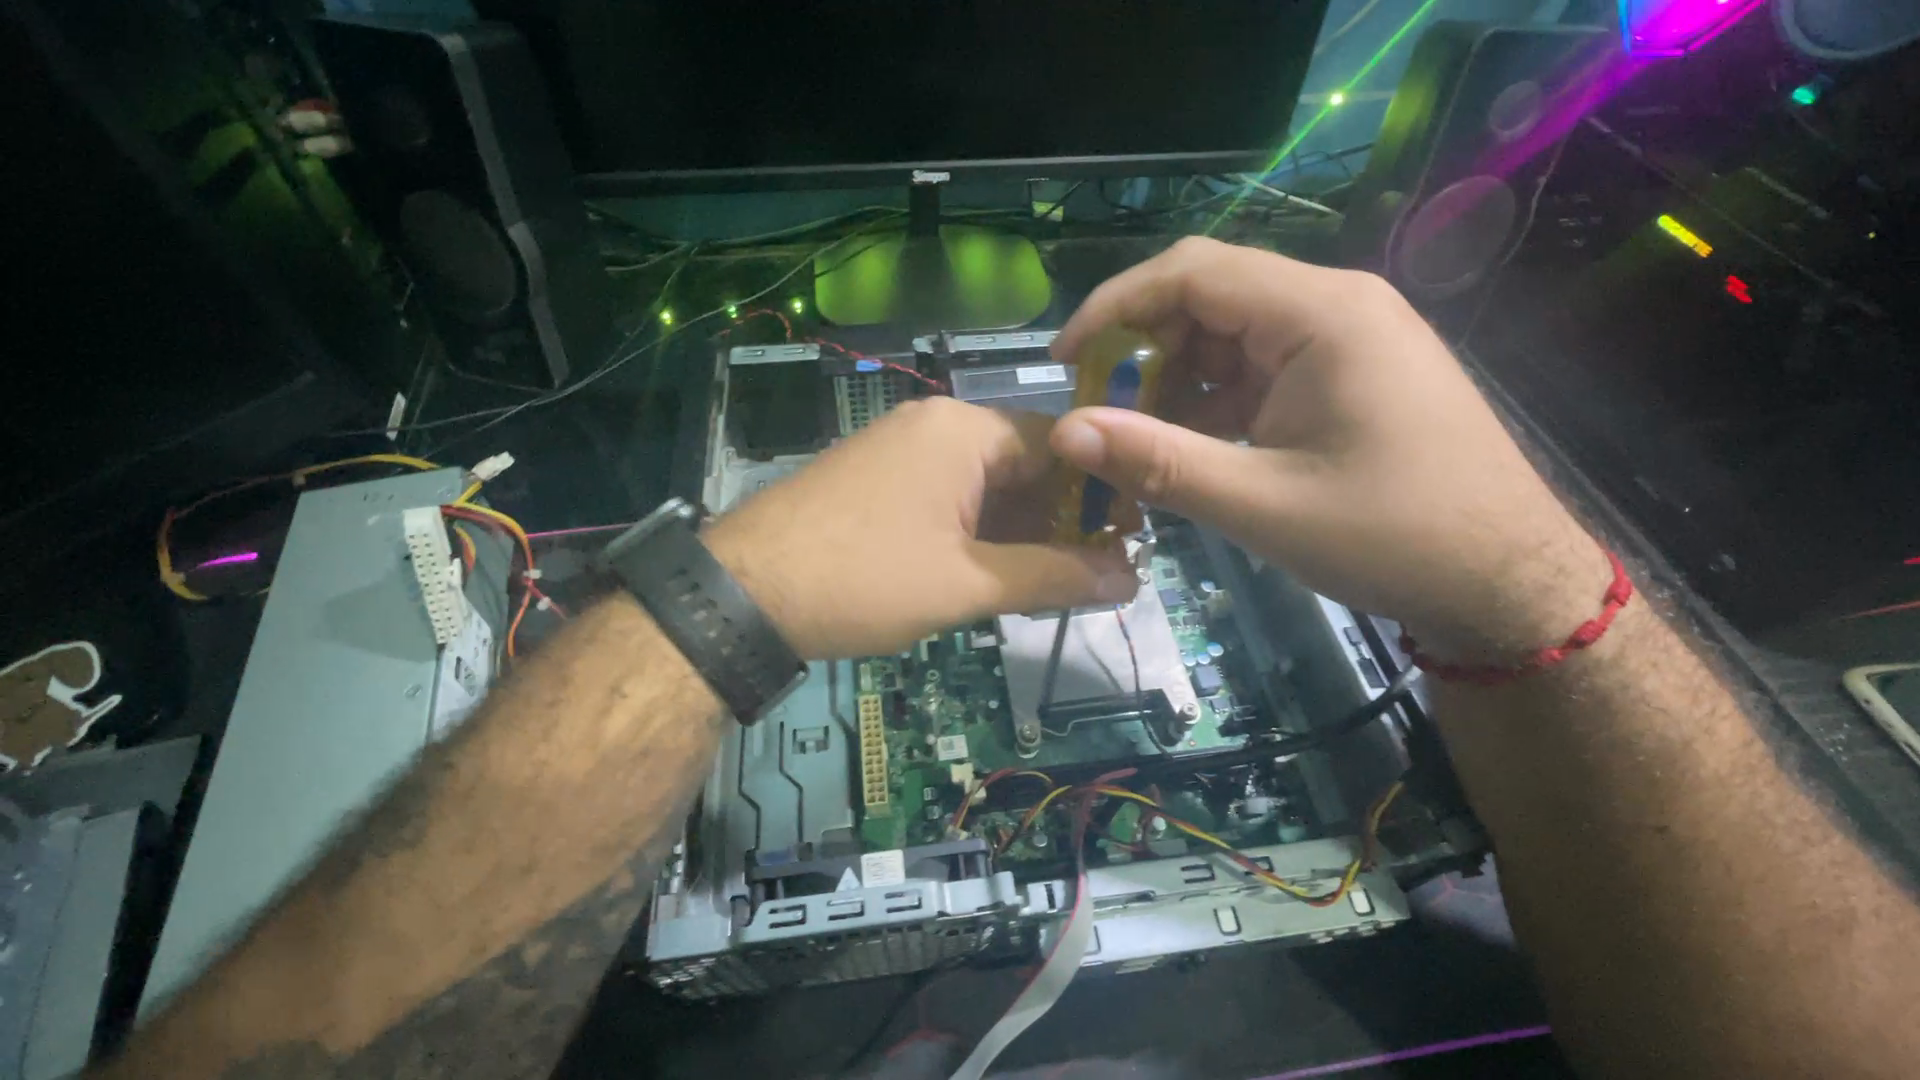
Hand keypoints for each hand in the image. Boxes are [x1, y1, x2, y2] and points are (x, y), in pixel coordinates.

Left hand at [704, 398, 1139, 659]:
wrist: (740, 595)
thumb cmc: (864, 580)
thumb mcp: (967, 584)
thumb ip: (1054, 576)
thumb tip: (1130, 579)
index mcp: (964, 431)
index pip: (1061, 445)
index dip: (1100, 495)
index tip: (1129, 541)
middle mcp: (935, 427)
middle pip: (1023, 465)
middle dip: (1060, 520)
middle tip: (1096, 573)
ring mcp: (899, 453)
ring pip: (985, 487)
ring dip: (1020, 532)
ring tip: (1054, 582)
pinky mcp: (875, 482)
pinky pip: (947, 499)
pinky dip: (978, 533)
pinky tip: (995, 573)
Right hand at [1048, 237, 1607, 658]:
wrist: (1507, 581)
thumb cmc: (1395, 538)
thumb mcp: (1264, 505)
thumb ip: (1160, 464)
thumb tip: (1064, 433)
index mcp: (1321, 313)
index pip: (1191, 271)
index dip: (1114, 308)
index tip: (1062, 363)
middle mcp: (1333, 306)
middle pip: (1208, 296)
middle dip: (1142, 350)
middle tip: (1098, 413)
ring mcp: (1344, 340)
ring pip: (1229, 337)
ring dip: (1174, 382)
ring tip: (1138, 442)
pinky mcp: (1346, 376)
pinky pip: (1258, 370)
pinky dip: (1213, 404)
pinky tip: (1191, 451)